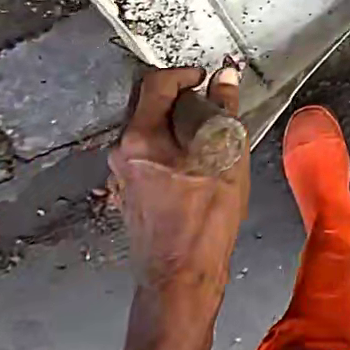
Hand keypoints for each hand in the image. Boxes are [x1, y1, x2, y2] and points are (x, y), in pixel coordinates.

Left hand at [108, 65, 249, 302]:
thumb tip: (225, 76)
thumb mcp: (226, 155)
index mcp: (140, 137)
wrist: (180, 277)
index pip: (156, 82)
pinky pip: (150, 148)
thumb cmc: (205, 216)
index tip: (209, 77)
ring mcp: (123, 172)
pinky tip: (200, 156)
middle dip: (183, 95)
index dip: (185, 72)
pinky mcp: (132, 188)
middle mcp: (122, 150)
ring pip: (150, 126)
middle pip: (149, 103)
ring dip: (180, 119)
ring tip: (213, 130)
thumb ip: (224, 109)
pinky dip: (173, 140)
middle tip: (215, 102)